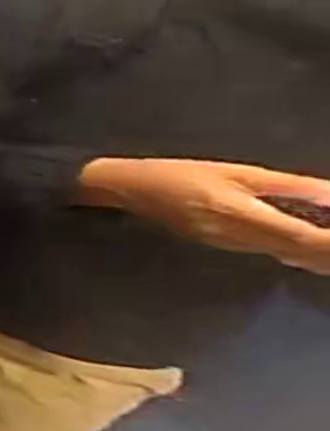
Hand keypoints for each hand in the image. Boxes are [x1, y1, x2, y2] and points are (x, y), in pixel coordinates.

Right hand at [79, 158, 329, 271]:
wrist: (120, 187)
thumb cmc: (171, 172)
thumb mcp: (231, 171)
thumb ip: (290, 186)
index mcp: (243, 215)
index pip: (316, 241)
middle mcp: (242, 238)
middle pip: (313, 257)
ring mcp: (234, 246)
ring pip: (299, 259)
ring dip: (323, 253)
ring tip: (325, 237)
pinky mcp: (227, 247)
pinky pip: (278, 254)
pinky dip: (304, 252)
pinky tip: (309, 242)